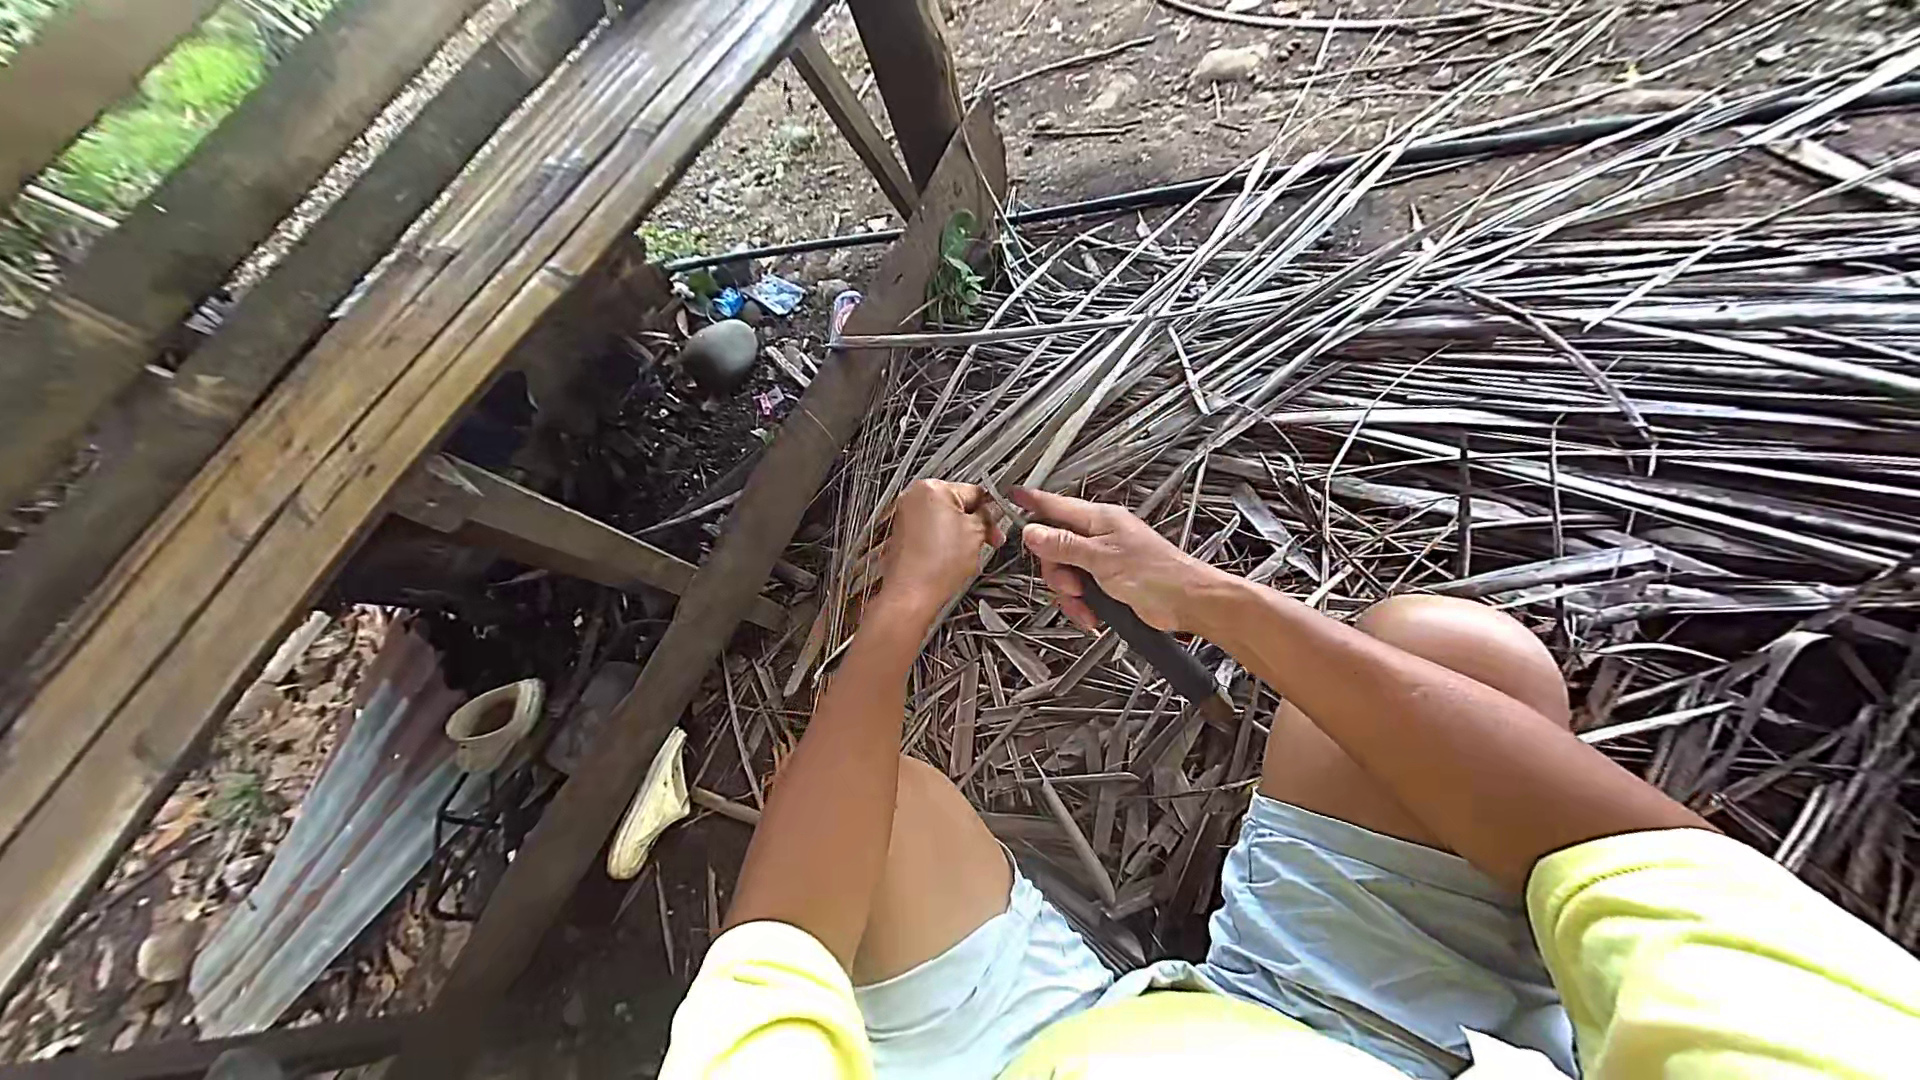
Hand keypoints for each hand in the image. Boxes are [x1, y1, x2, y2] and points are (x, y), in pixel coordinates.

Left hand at [879, 479, 1003, 618]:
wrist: (911, 594)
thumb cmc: (936, 565)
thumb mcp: (976, 533)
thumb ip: (988, 516)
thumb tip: (992, 510)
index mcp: (933, 488)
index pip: (974, 491)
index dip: (990, 511)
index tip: (997, 526)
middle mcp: (914, 496)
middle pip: (958, 503)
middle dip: (975, 522)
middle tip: (988, 541)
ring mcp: (906, 514)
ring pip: (945, 518)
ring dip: (960, 532)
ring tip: (966, 553)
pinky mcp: (903, 533)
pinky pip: (931, 530)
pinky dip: (943, 540)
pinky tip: (950, 557)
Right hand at [1011, 487, 1222, 633]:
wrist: (1187, 602)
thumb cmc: (1158, 574)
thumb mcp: (1101, 559)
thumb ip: (1064, 545)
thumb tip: (1034, 532)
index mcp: (1099, 520)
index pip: (1056, 506)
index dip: (1032, 502)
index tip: (1014, 496)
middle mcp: (1100, 535)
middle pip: (1055, 547)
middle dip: (1057, 571)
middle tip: (1069, 583)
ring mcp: (1104, 557)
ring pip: (1066, 571)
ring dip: (1070, 592)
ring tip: (1085, 601)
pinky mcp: (1108, 579)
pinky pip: (1080, 588)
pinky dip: (1082, 603)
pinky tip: (1092, 611)